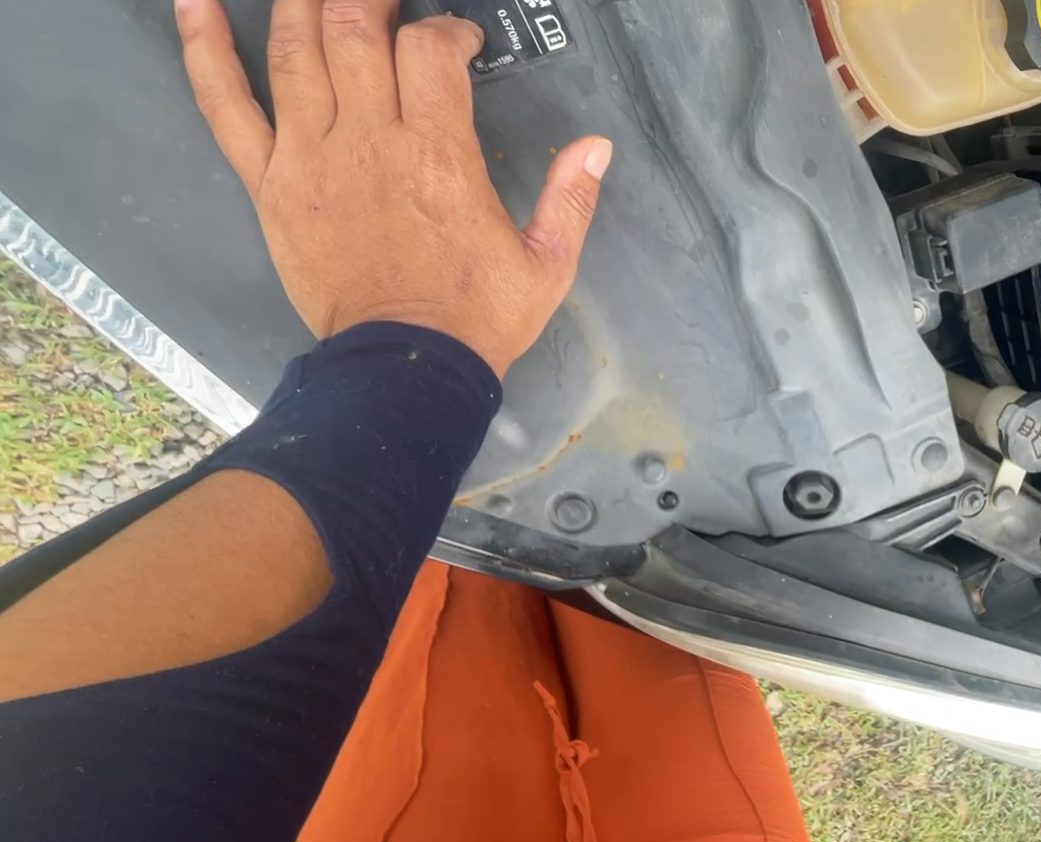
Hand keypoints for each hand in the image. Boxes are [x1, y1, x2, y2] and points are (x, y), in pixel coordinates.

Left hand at [176, 0, 611, 372]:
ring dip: (305, 5)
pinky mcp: (270, 182)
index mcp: (442, 158)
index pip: (432, 56)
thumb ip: (571, 200)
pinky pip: (224, 100)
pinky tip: (199, 4)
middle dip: (371, 0)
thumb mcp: (549, 264)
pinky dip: (204, 45)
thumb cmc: (484, 316)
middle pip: (354, 32)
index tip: (462, 40)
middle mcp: (371, 141)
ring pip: (294, 50)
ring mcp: (311, 156)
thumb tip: (598, 147)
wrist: (413, 363)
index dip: (447, 32)